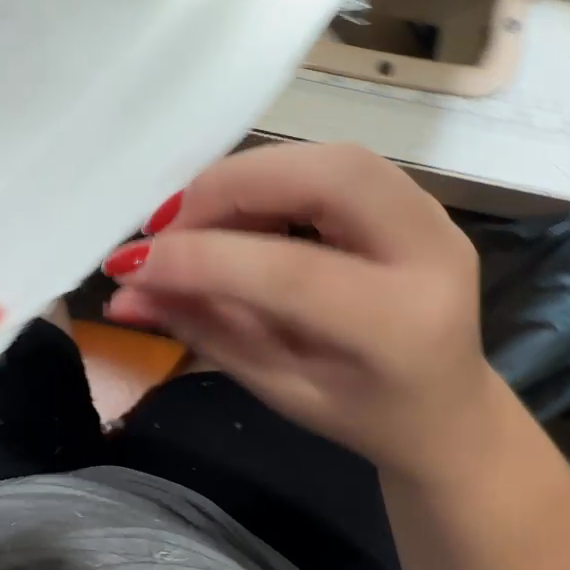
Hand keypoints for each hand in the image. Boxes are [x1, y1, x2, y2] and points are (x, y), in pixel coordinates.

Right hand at [104, 143, 506, 482]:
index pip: (289, 273)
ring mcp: (432, 216)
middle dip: (228, 188)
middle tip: (164, 228)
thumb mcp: (274, 386)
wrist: (445, 409)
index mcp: (398, 327)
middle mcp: (430, 254)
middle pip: (327, 176)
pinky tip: (231, 219)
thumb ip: (204, 329)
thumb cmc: (358, 412)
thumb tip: (125, 295)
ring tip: (189, 225)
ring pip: (328, 157)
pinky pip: (329, 165)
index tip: (129, 267)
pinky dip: (265, 181)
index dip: (201, 260)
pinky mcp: (414, 199)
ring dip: (243, 180)